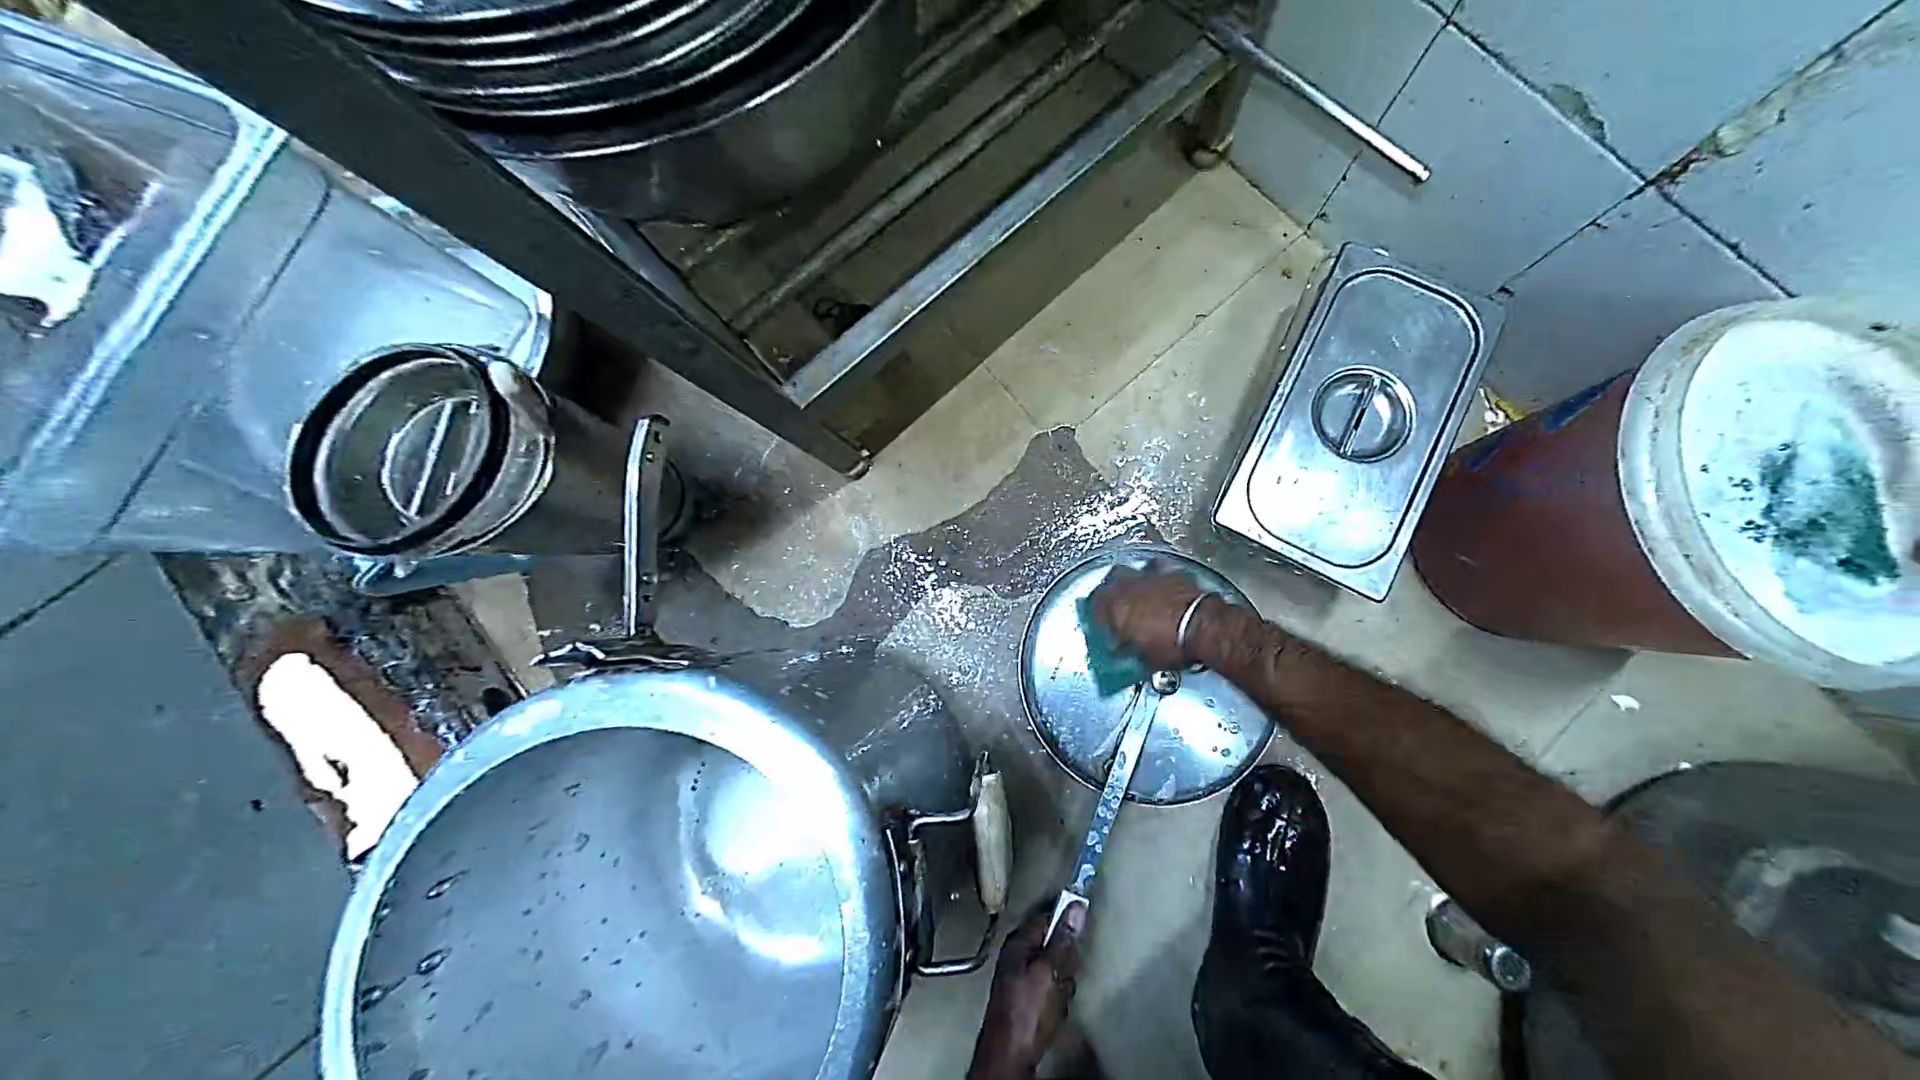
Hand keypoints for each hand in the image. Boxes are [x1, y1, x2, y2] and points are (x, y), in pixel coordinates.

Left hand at [967, 905, 1084, 1079]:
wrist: (1010, 1055)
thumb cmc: (1027, 1011)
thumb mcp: (1051, 971)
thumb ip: (1064, 940)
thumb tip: (1076, 908)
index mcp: (1018, 941)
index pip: (1047, 917)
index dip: (1066, 926)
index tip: (1078, 938)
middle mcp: (1015, 955)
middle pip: (1052, 945)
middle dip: (1065, 962)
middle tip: (1065, 976)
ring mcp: (1019, 977)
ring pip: (1054, 970)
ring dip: (1063, 983)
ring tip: (1059, 998)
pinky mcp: (1024, 999)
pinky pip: (1049, 989)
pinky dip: (1056, 999)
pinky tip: (1054, 1011)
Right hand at [1089, 562, 1210, 669]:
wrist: (1204, 628)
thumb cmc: (1174, 643)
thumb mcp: (1143, 657)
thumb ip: (1128, 647)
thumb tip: (1127, 647)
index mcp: (1113, 606)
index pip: (1094, 606)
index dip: (1098, 616)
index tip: (1103, 623)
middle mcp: (1127, 585)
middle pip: (1110, 582)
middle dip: (1112, 592)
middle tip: (1117, 605)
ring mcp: (1149, 576)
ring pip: (1132, 571)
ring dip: (1133, 581)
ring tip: (1137, 593)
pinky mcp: (1172, 572)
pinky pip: (1158, 568)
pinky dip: (1158, 575)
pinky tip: (1161, 584)